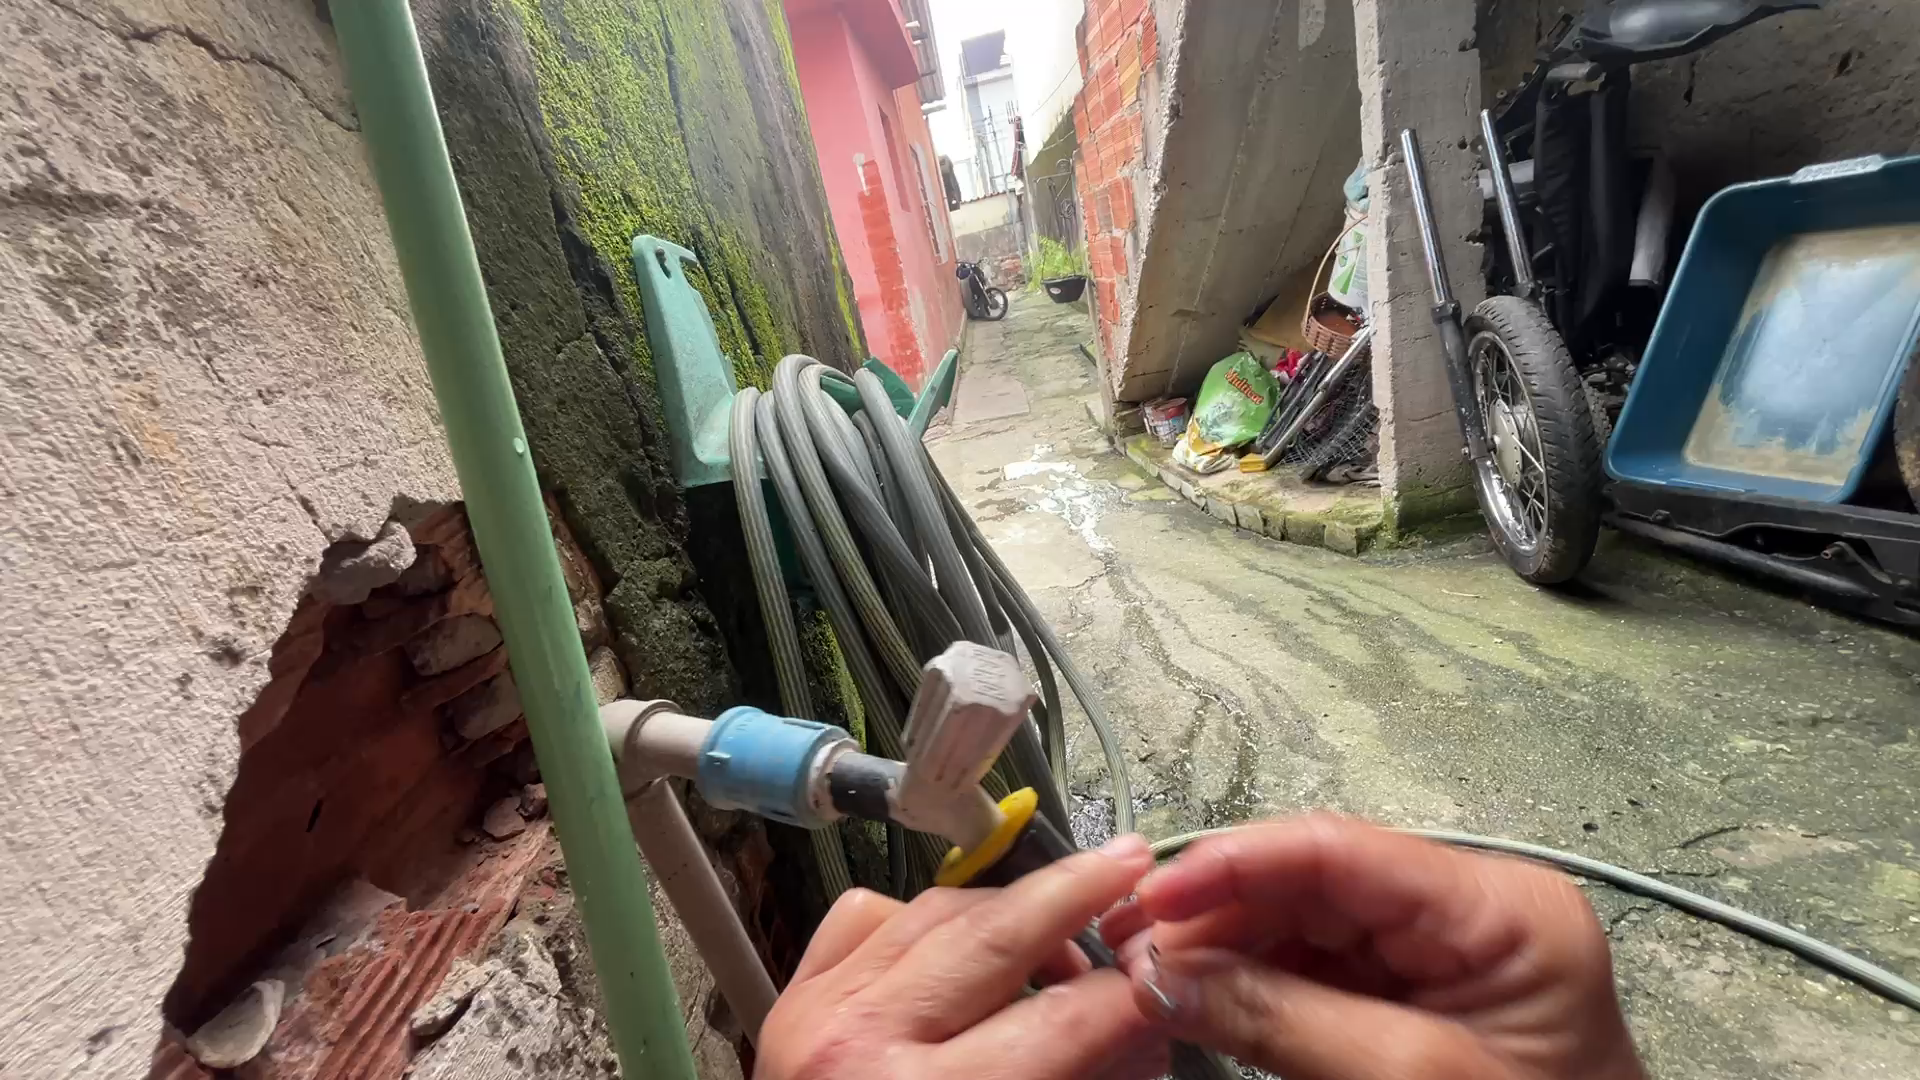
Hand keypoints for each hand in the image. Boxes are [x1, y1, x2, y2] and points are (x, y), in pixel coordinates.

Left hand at [755, 836, 1168, 1079]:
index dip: (1122, 998)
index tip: (1161, 973)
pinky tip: (963, 932)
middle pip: (992, 937)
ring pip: (937, 907)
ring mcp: (816, 1008)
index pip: (1054, 1028)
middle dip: (1072, 893)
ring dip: (1008, 905)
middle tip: (1127, 861)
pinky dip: (924, 912)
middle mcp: (859, 1045)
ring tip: (1061, 925)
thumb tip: (1143, 1033)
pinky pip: (870, 911)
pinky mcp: (797, 991)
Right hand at [1100, 815, 1646, 1079]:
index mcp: (1497, 907)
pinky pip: (1301, 958)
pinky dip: (1241, 976)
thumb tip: (1156, 976)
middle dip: (1211, 909)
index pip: (1336, 850)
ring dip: (1213, 942)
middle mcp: (1454, 903)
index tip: (1154, 892)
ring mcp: (1424, 940)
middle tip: (1133, 940)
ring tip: (1147, 967)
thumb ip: (1278, 1021)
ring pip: (1290, 916)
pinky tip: (1193, 987)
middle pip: (1303, 879)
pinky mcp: (1397, 977)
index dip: (1231, 861)